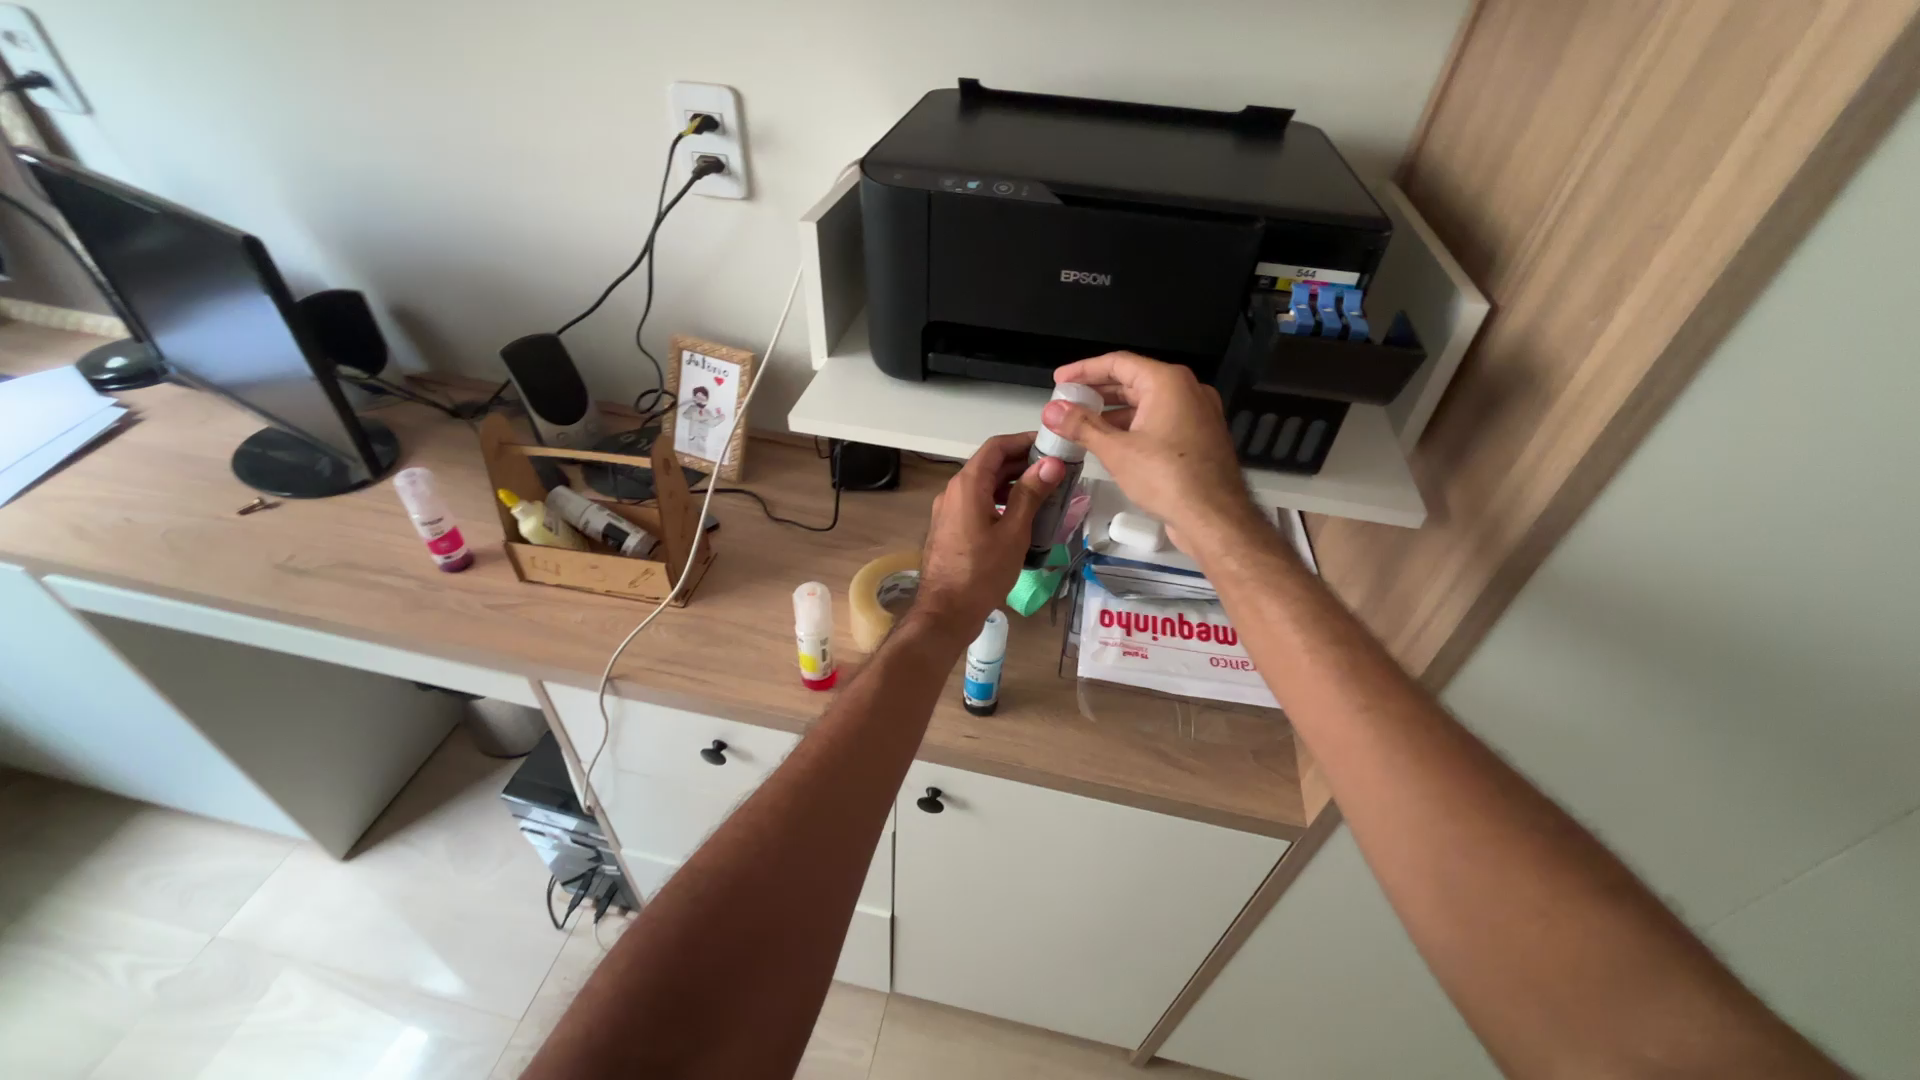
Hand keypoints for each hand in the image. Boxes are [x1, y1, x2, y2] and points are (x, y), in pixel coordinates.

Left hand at [912, 433, 1065, 639]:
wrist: (946, 611)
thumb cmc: (982, 572)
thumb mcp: (1013, 532)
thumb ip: (1031, 494)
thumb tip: (1051, 463)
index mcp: (967, 485)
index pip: (996, 447)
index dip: (1024, 441)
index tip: (1052, 445)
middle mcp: (953, 491)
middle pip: (990, 465)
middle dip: (1023, 463)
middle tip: (1056, 471)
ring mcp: (949, 510)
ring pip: (984, 485)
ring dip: (1013, 484)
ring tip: (1045, 493)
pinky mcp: (950, 529)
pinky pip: (977, 504)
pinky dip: (1000, 502)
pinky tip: (1022, 516)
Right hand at [1046, 352, 1252, 534]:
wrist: (1214, 518)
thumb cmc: (1169, 478)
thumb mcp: (1116, 450)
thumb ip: (1081, 426)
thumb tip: (1053, 411)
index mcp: (1168, 382)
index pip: (1118, 363)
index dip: (1084, 370)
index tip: (1061, 381)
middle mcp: (1188, 391)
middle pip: (1134, 381)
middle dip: (1098, 392)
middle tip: (1068, 403)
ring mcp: (1197, 414)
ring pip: (1148, 403)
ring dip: (1115, 413)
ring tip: (1084, 426)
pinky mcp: (1200, 438)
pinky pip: (1161, 421)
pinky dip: (1135, 427)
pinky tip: (1113, 444)